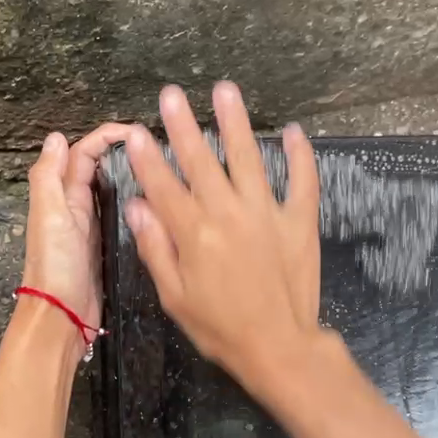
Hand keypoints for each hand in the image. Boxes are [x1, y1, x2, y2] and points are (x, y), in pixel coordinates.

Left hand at [19, 122, 138, 338]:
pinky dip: (132, 204)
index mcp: (60, 196)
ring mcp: (90, 228)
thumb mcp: (48, 214)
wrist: (61, 314)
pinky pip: (118, 217)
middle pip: (95, 168)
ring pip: (108, 191)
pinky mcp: (104, 248)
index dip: (104, 136)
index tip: (135, 130)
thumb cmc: (55, 265)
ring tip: (157, 168)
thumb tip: (55, 138)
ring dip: (126, 175)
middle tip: (152, 145)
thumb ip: (48, 176)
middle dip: (119, 151)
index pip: (82, 153)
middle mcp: (74, 208)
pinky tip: (152, 205)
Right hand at [122, 82, 322, 393]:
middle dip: (183, 126)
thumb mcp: (175, 296)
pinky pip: (302, 181)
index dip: (147, 157)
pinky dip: (300, 155)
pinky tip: (294, 132)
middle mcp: (228, 214)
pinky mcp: (299, 222)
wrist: (279, 347)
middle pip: (201, 161)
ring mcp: (267, 214)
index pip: (164, 186)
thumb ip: (156, 249)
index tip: (135, 131)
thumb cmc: (219, 328)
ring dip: (235, 123)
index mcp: (194, 234)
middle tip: (171, 95)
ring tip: (226, 90)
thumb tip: (138, 206)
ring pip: (249, 158)